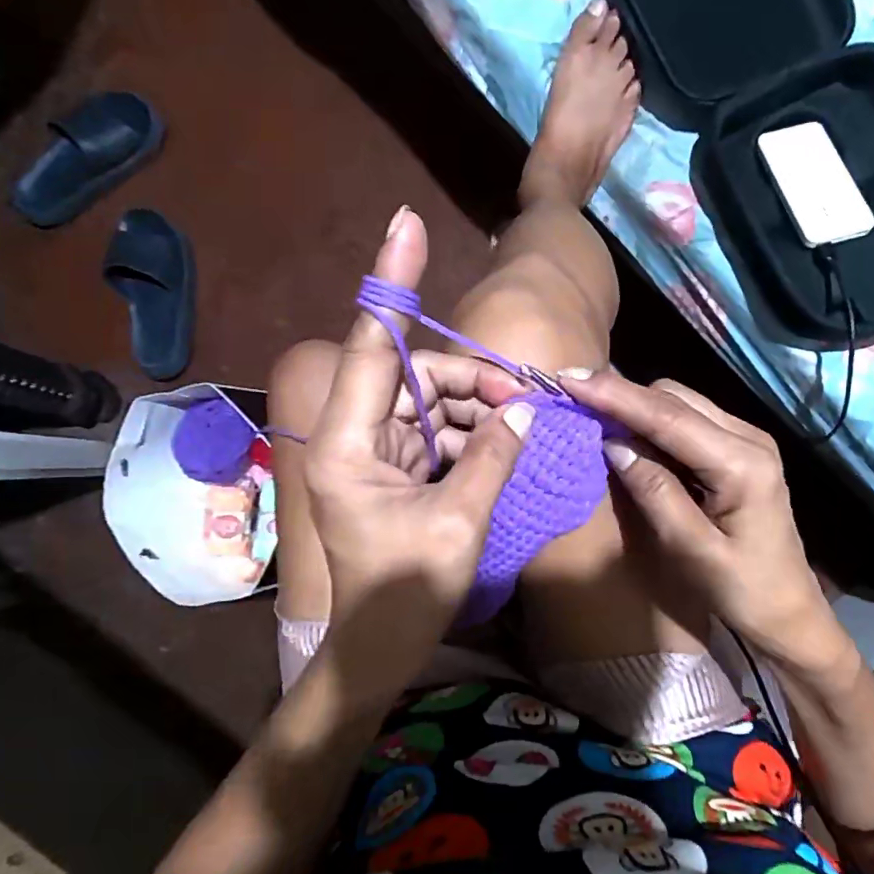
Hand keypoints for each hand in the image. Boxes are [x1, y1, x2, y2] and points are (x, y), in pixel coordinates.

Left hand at [305, 207, 533, 651]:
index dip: (391, 283)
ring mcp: (372, 451)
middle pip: (413, 374)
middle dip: (468, 379)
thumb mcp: (458, 525)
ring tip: (517, 428)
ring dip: (474, 408)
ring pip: (428, 401)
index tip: (405, 224)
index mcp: (348, 444)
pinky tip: (499, 445)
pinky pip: (433, 429)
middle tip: (521, 403)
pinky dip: (467, 432)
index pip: (372, 346)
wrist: (377, 649)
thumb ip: (492, 456)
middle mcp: (352, 435)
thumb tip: (525, 406)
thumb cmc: (406, 597)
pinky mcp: (391, 468)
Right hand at [559, 370, 851, 677]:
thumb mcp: (691, 549)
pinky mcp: (738, 449)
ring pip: (679, 402)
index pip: (667, 417)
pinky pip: (687, 420)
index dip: (616, 396)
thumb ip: (654, 492)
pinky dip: (651, 421)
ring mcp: (746, 440)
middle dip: (621, 394)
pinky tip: (626, 432)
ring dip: (635, 405)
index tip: (570, 379)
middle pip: (673, 397)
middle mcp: (748, 438)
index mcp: (741, 464)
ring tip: (591, 411)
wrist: (787, 610)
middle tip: (573, 398)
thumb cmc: (741, 589)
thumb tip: (613, 443)